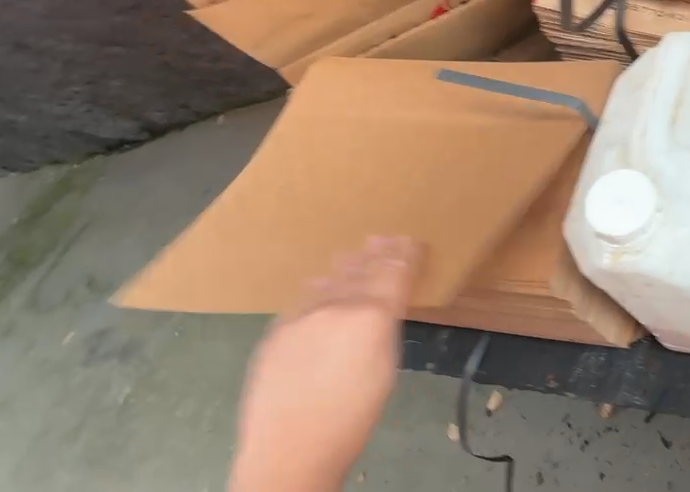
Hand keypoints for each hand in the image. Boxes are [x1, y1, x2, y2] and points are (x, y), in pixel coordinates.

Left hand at [229, 236, 423, 491]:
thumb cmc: (354, 416)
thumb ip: (386, 325)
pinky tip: (322, 283)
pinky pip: (303, 298)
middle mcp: (337, 305)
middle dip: (378, 252)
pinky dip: (319, 287)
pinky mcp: (276, 332)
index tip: (413, 241)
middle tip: (386, 236)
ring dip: (348, 263)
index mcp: (373, 314)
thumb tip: (385, 302)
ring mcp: (302, 316)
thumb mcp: (387, 366)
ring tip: (357, 251)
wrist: (290, 452)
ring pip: (331, 277)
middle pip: (364, 267)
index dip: (407, 254)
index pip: (396, 270)